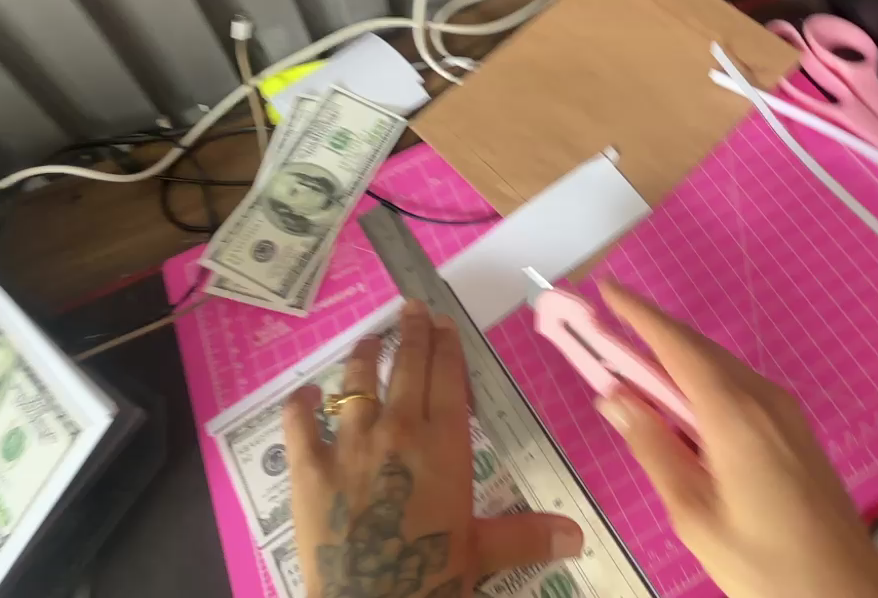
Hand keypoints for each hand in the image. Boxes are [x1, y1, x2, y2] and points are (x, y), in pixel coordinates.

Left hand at [282, 300, 584, 597]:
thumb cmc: (431, 579)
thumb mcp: (482, 554)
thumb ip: (526, 534)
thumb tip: (579, 535)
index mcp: (443, 444)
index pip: (448, 377)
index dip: (446, 345)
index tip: (443, 322)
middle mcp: (397, 429)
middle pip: (408, 367)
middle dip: (412, 332)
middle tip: (412, 307)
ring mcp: (349, 443)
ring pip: (356, 382)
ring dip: (365, 355)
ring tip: (370, 340)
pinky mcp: (307, 466)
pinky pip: (298, 423)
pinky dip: (300, 404)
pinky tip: (304, 392)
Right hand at [596, 280, 877, 597]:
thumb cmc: (767, 565)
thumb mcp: (694, 514)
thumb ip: (652, 447)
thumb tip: (614, 398)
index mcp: (733, 413)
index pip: (675, 345)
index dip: (638, 313)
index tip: (608, 289)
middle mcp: (761, 397)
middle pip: (696, 348)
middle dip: (649, 334)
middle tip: (607, 336)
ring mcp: (783, 410)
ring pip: (717, 366)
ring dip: (674, 360)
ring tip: (636, 374)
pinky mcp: (793, 427)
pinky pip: (735, 385)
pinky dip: (699, 380)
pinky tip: (683, 407)